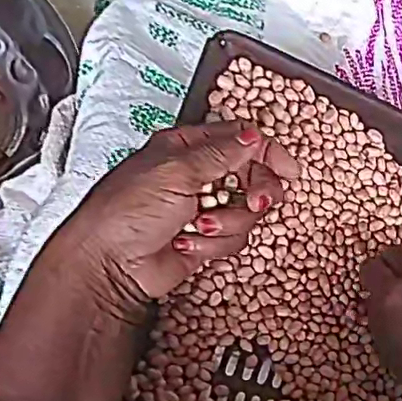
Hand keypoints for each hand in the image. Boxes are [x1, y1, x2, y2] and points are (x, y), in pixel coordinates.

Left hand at [46, 121, 297, 320]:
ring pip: (248, 213)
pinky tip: (189, 243)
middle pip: (253, 178)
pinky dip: (215, 244)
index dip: (268, 153)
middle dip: (256, 193)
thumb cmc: (128, 211)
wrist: (112, 263)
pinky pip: (236, 238)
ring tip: (198, 226)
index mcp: (188, 148)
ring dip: (228, 223)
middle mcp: (200, 176)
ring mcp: (206, 208)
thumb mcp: (176, 172)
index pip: (241, 141)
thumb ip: (221, 154)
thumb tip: (253, 138)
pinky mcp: (209, 237)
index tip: (289, 170)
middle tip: (255, 203)